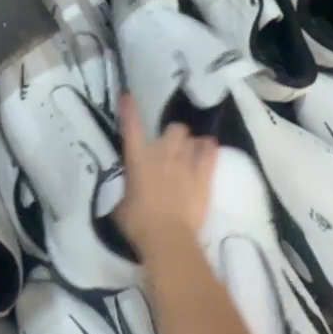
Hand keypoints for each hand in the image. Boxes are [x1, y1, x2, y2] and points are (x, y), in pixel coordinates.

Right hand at [117, 94, 217, 251]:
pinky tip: (209, 151)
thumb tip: (127, 192)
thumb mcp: (121, 204)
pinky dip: (209, 150)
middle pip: (174, 128)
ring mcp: (186, 163)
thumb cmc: (138, 222)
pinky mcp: (204, 176)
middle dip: (174, 134)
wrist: (168, 237)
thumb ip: (126, 190)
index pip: (131, 125)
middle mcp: (162, 153)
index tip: (128, 96)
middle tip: (173, 145)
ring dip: (192, 144)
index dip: (130, 109)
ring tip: (192, 151)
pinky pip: (211, 153)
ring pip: (193, 139)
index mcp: (137, 157)